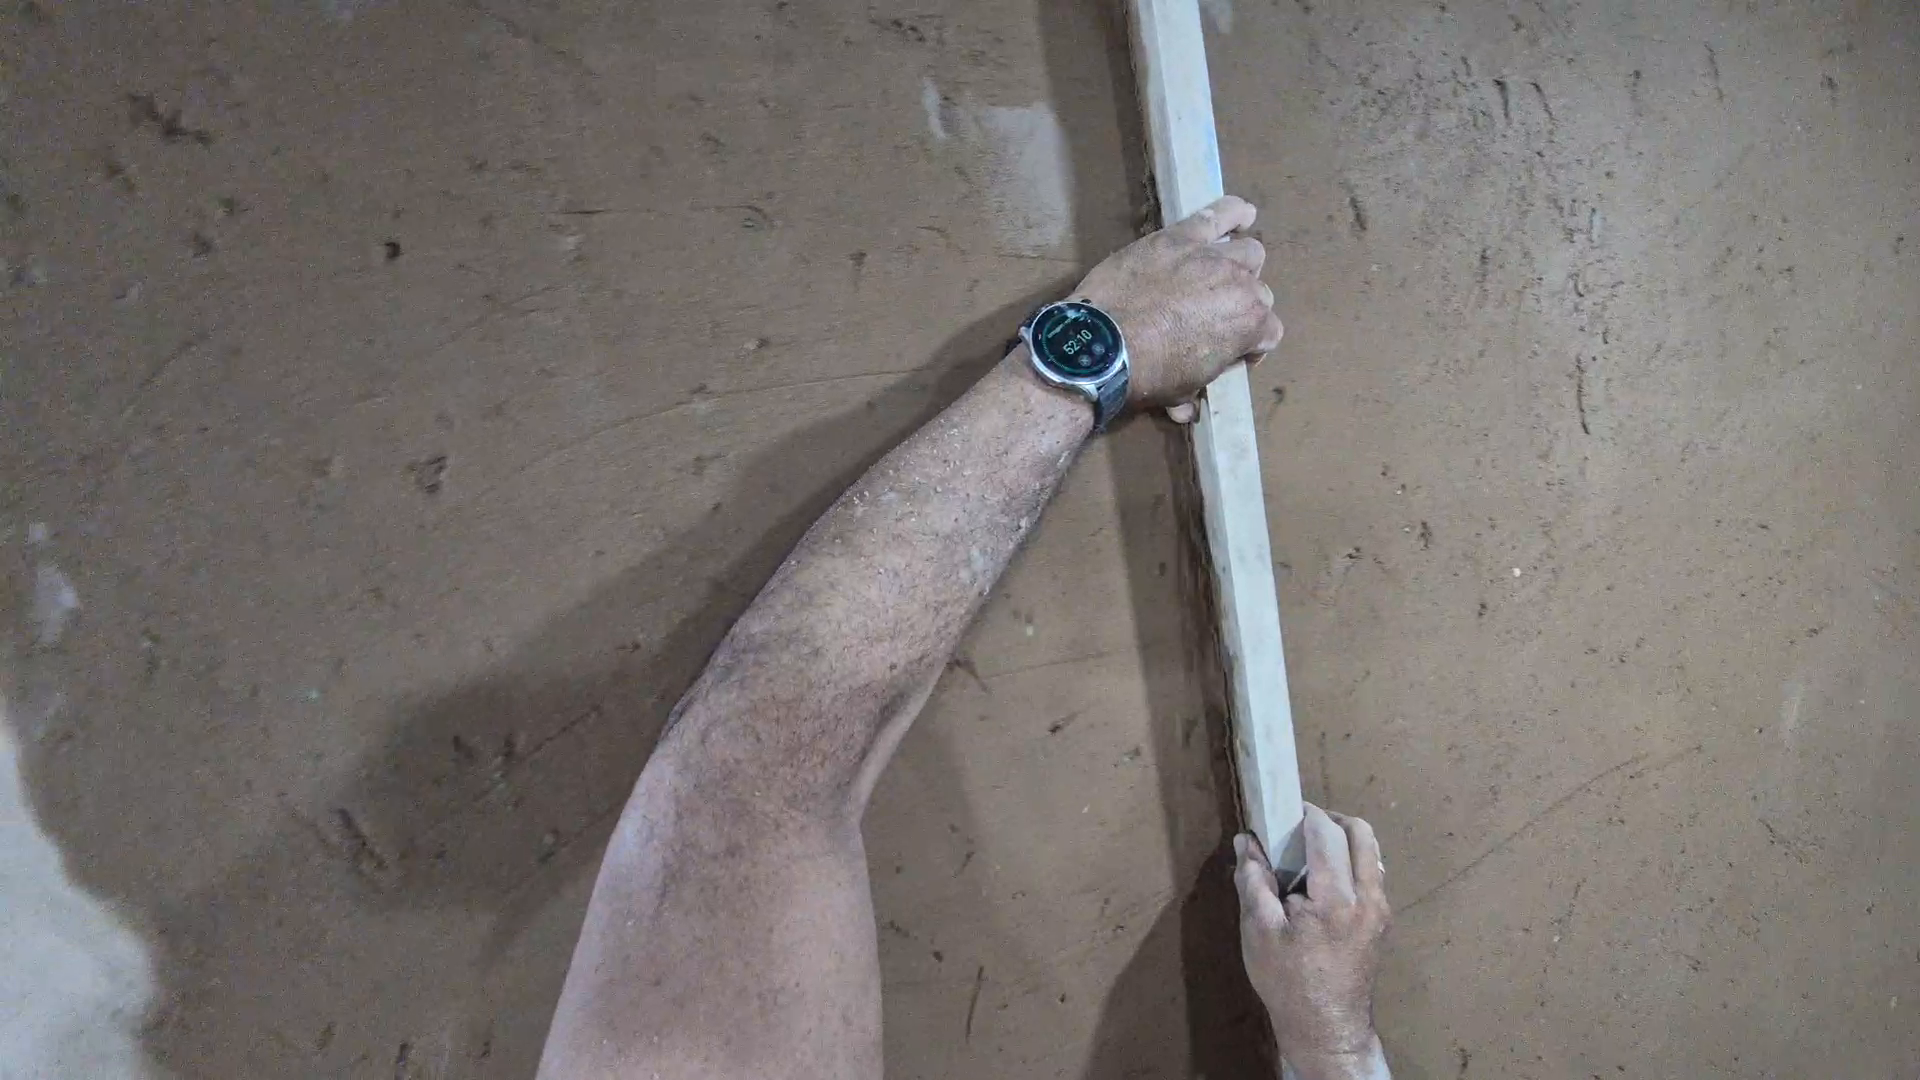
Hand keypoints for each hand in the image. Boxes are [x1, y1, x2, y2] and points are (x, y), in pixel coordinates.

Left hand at [1071, 195, 1282, 416]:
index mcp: (1249, 326)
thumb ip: (1190, 394)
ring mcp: (1211, 256)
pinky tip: (1240, 215)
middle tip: (1215, 319)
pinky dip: (1232, 213)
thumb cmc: (1145, 374)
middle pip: (1258, 292)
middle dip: (1242, 308)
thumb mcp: (1177, 392)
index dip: (1250, 347)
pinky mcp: (1179, 237)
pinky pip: (1218, 213)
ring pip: (1247, 252)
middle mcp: (1240, 285)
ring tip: (1224, 274)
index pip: (1269, 334)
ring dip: (1240, 265)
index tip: (1230, 354)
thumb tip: (1186, 410)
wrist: (1103, 345)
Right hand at [1235, 805, 1390, 1076]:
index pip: (1326, 833)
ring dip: (1341, 838)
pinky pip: (1371, 872)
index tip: (1279, 812)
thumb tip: (1246, 840)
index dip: (1302, 814)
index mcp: (1336, 898)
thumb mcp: (1258, 929)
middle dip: (1328, 818)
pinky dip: (1349, 859)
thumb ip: (1253, 878)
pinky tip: (1320, 878)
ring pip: (1370, 851)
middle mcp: (1368, 898)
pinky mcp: (1381, 921)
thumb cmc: (1288, 981)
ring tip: (1307, 851)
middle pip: (1361, 832)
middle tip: (1296, 826)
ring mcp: (1380, 911)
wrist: (1326, 1032)